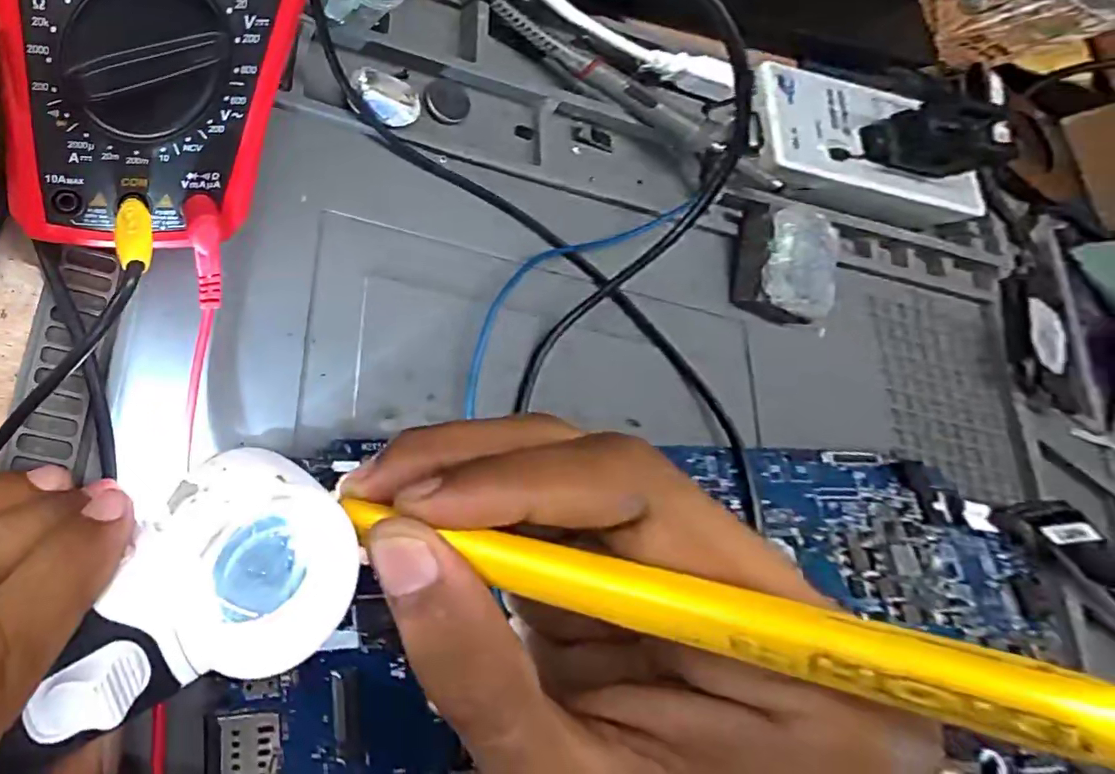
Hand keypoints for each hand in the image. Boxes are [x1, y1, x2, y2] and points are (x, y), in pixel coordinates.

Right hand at [342, 415, 942, 773]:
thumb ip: (482, 674)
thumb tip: (395, 543)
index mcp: (765, 635)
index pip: (636, 492)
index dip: (517, 481)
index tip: (417, 507)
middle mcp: (718, 579)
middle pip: (585, 463)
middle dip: (464, 464)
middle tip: (374, 488)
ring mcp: (652, 573)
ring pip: (543, 471)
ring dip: (446, 473)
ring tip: (372, 497)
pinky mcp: (594, 579)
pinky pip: (517, 514)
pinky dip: (451, 509)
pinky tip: (405, 517)